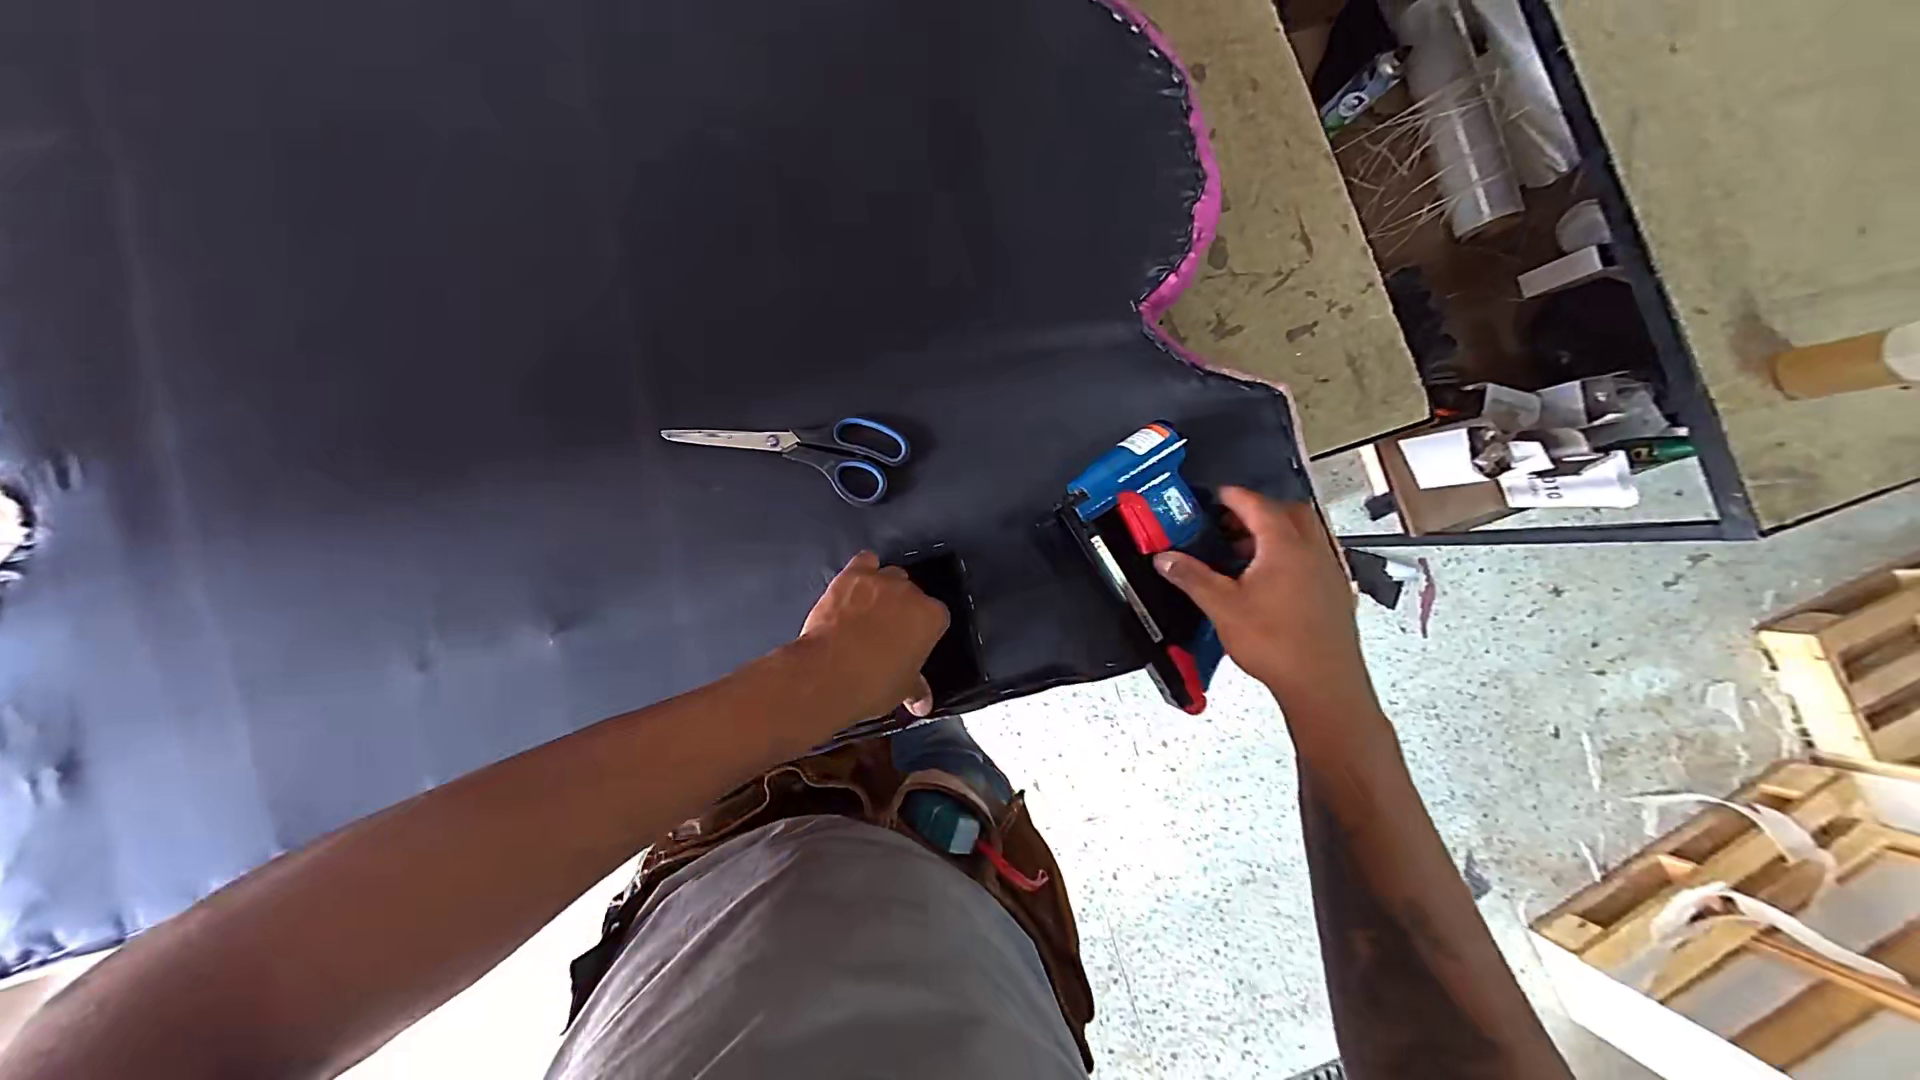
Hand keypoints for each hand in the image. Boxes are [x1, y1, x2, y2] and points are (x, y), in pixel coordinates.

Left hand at [798, 551, 950, 720]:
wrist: (828, 673)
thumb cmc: (873, 682)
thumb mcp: (901, 690)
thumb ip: (916, 689)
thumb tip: (923, 703)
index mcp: (931, 617)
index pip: (936, 617)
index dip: (923, 630)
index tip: (911, 643)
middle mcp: (911, 592)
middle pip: (913, 593)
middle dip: (903, 608)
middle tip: (888, 631)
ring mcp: (881, 581)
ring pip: (890, 575)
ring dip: (884, 589)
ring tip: (869, 611)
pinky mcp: (852, 575)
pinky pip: (865, 561)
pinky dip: (863, 570)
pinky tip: (856, 586)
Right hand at [1152, 487, 1377, 715]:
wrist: (1321, 684)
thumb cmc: (1279, 645)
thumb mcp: (1222, 606)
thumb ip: (1192, 577)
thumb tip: (1167, 560)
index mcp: (1284, 546)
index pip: (1257, 505)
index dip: (1234, 496)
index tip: (1219, 495)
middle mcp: (1313, 552)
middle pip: (1288, 513)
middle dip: (1257, 511)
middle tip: (1230, 522)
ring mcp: (1329, 572)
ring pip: (1304, 535)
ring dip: (1275, 533)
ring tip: (1245, 552)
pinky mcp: (1336, 593)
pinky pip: (1314, 558)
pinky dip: (1290, 556)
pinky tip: (1270, 580)